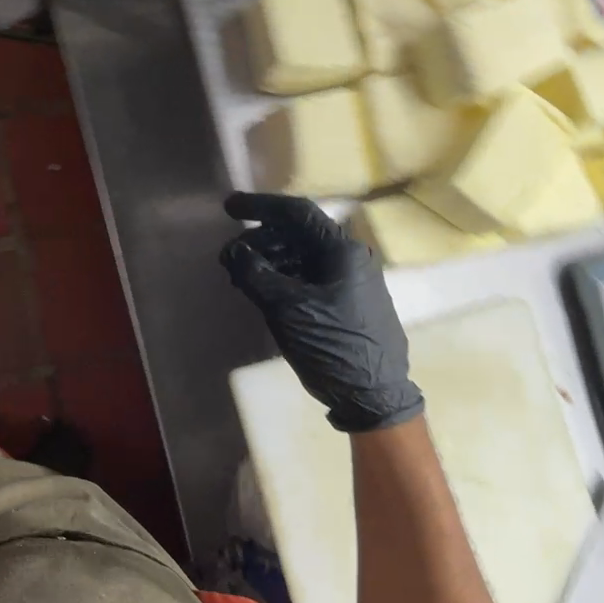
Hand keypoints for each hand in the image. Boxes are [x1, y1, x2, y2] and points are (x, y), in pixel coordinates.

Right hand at [220, 192, 423, 432]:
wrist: (374, 396)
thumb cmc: (332, 346)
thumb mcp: (287, 309)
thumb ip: (257, 275)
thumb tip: (235, 250)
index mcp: (341, 251)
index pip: (297, 213)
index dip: (260, 206)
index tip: (228, 207)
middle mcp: (348, 259)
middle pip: (297, 235)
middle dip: (259, 240)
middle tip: (229, 258)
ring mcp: (349, 282)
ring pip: (301, 258)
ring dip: (269, 261)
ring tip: (240, 278)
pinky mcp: (346, 304)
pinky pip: (308, 278)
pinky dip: (282, 279)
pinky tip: (262, 293)